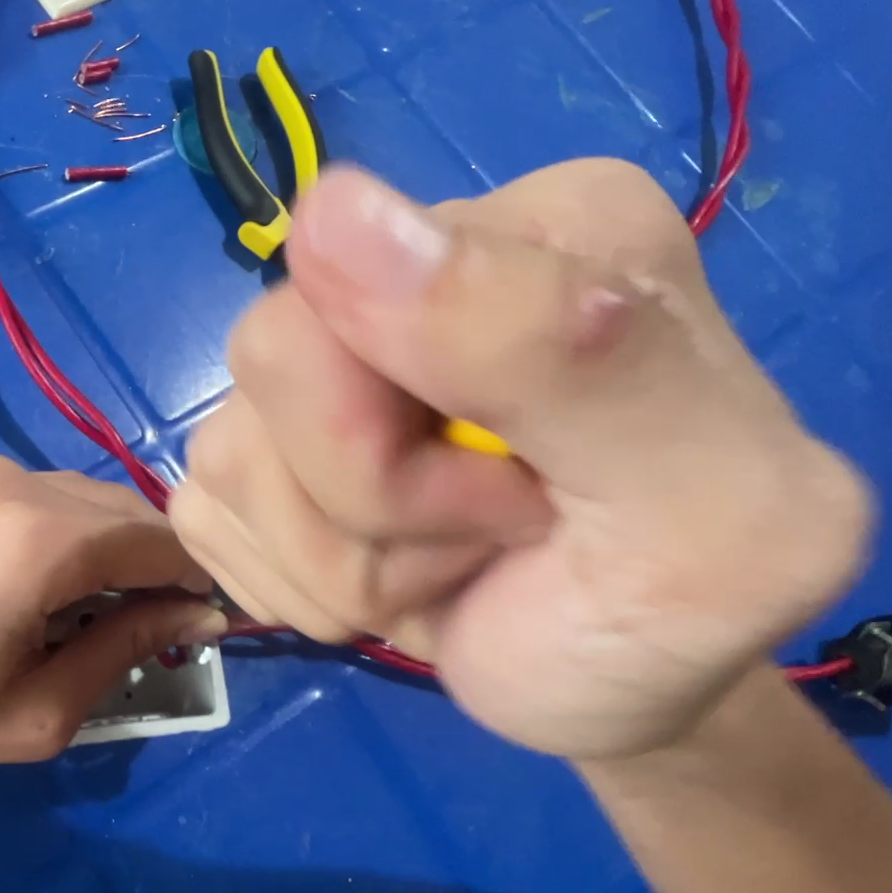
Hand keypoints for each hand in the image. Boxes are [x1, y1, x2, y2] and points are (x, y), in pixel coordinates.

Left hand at [0, 455, 224, 769]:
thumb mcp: (35, 711)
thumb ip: (127, 651)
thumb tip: (198, 615)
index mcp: (39, 541)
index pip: (162, 539)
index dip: (197, 578)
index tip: (206, 623)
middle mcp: (16, 483)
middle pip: (129, 509)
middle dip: (158, 562)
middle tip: (156, 627)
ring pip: (88, 498)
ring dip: (114, 547)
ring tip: (98, 612)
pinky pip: (45, 496)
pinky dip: (70, 533)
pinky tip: (47, 585)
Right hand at [169, 161, 870, 758]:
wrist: (600, 685)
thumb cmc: (668, 607)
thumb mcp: (692, 497)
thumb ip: (543, 343)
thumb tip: (330, 207)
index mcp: (525, 231)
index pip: (342, 290)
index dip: (398, 446)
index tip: (520, 500)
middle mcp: (396, 276)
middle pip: (266, 357)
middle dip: (365, 504)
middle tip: (480, 536)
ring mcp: (308, 372)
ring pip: (225, 453)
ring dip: (335, 566)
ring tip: (439, 572)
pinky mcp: (251, 456)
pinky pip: (199, 515)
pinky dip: (287, 585)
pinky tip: (372, 583)